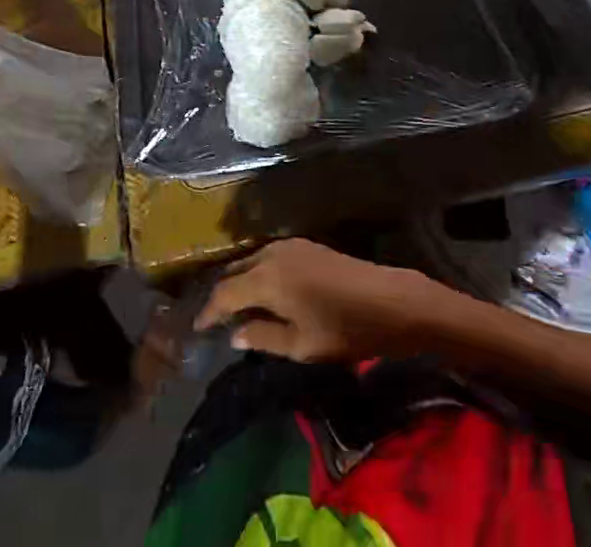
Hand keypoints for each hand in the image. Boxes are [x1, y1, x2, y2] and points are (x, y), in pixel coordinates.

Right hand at [194, 239, 453, 362]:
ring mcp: (289, 246)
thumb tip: (235, 334)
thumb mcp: (302, 345)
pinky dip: (257, 273)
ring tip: (238, 307)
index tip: (199, 328)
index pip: (224, 294)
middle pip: (234, 272)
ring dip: (240, 282)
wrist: (392, 301)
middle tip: (216, 319)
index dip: (209, 312)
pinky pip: (268, 257)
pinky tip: (265, 291)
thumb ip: (263, 337)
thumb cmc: (345, 329)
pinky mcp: (306, 245)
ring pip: (251, 261)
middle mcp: (270, 255)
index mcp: (264, 279)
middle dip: (222, 294)